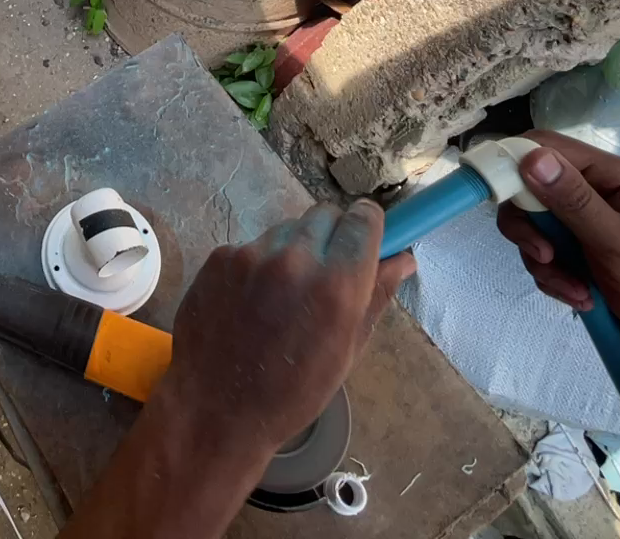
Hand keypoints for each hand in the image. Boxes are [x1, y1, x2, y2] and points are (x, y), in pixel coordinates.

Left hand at [155, 201, 416, 454]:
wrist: (216, 404)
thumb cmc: (292, 391)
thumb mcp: (347, 350)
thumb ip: (376, 295)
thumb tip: (403, 257)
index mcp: (336, 284)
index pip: (362, 220)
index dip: (367, 223)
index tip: (366, 233)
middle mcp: (294, 258)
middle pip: (323, 215)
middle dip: (332, 234)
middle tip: (327, 268)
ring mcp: (251, 253)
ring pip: (286, 229)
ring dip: (294, 248)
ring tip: (284, 293)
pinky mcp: (220, 255)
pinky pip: (252, 245)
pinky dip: (258, 262)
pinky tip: (251, 298)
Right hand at [495, 131, 619, 369]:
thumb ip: (574, 202)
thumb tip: (530, 156)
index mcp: (616, 180)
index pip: (547, 147)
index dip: (512, 163)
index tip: (493, 195)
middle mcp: (599, 194)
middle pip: (530, 189)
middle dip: (529, 228)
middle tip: (543, 256)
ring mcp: (590, 224)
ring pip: (534, 226)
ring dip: (542, 261)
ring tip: (573, 289)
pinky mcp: (584, 252)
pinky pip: (545, 253)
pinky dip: (553, 277)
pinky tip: (579, 297)